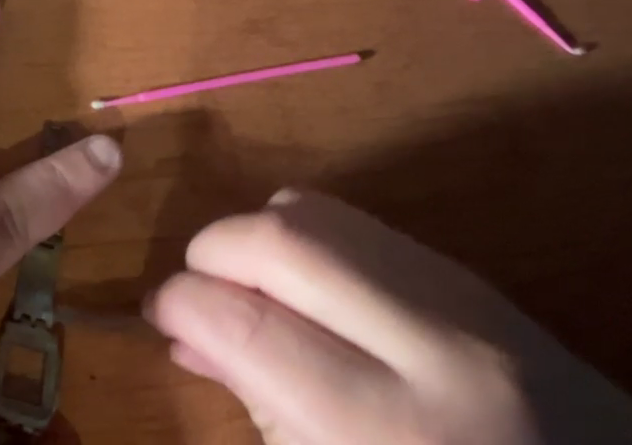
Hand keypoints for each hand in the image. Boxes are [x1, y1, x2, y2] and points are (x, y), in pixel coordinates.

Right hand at [145, 190, 631, 444]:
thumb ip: (263, 414)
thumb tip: (187, 339)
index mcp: (395, 431)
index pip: (246, 325)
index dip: (180, 306)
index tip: (164, 319)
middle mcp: (433, 349)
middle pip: (275, 239)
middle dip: (209, 253)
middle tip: (200, 295)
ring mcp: (460, 300)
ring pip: (308, 210)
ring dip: (252, 237)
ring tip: (253, 290)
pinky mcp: (467, 274)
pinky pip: (349, 220)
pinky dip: (300, 238)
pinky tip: (307, 289)